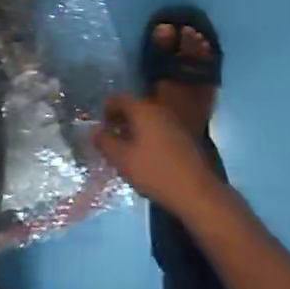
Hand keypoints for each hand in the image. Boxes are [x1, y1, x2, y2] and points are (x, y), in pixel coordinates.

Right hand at [90, 94, 226, 215]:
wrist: (195, 189)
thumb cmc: (154, 171)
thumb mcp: (122, 159)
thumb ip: (105, 142)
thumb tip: (94, 130)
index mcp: (144, 109)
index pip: (119, 99)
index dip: (106, 110)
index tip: (99, 127)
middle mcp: (160, 108)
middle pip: (135, 107)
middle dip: (120, 120)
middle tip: (108, 139)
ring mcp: (175, 121)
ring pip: (148, 119)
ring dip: (134, 129)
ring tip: (124, 150)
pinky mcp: (184, 135)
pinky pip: (160, 128)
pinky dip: (148, 136)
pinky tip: (144, 156)